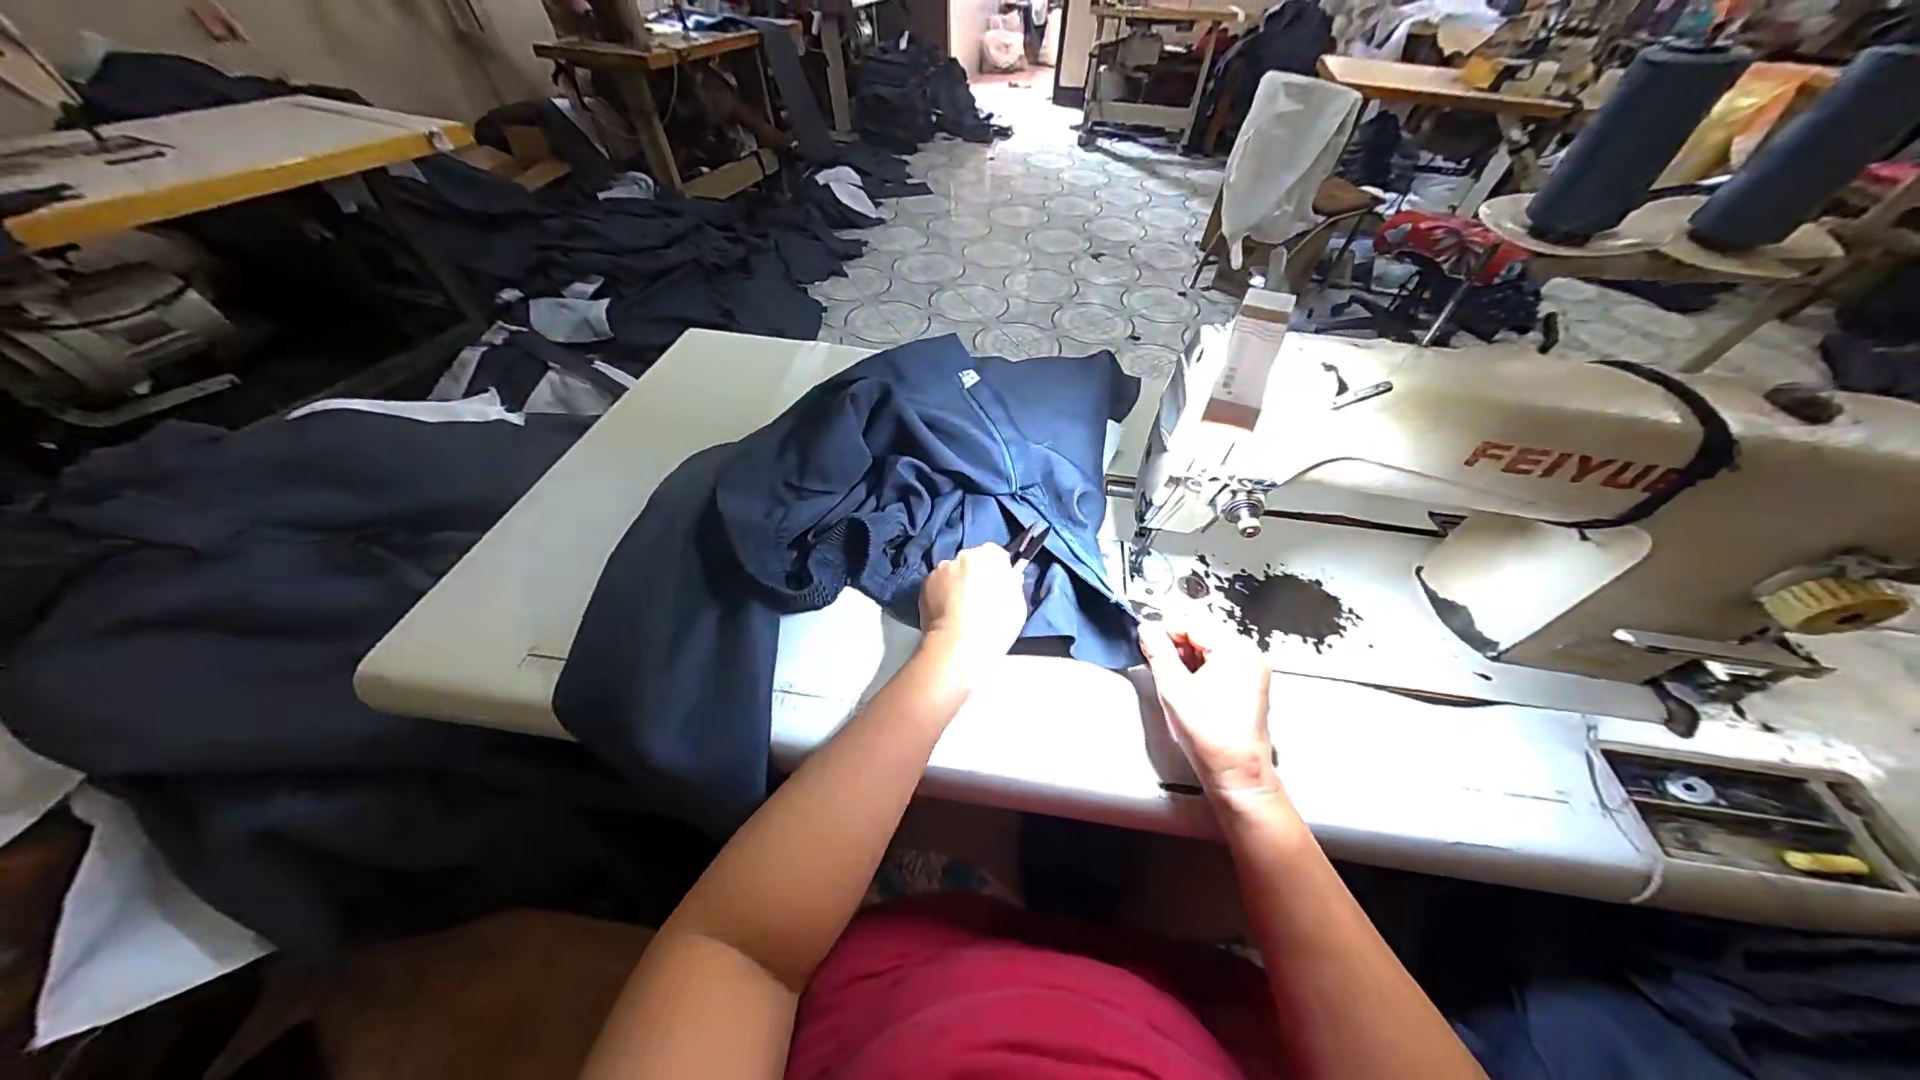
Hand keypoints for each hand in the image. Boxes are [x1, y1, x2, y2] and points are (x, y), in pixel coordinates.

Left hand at [919, 543, 1028, 670]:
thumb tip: (1008, 577)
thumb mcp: (1017, 605)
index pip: (995, 553)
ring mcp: (940, 570)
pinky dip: (942, 593)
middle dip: (975, 574)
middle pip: (971, 561)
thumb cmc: (994, 626)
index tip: (998, 582)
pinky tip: (947, 611)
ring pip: (952, 572)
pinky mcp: (924, 585)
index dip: (998, 567)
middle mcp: (961, 556)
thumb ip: (1013, 584)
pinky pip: (938, 585)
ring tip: (960, 607)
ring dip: (957, 583)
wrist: (956, 646)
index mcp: (987, 556)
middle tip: (979, 598)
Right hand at [1139, 622, 1278, 797]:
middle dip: (1175, 645)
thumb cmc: (1213, 735)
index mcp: (1236, 649)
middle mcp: (1249, 656)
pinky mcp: (1248, 685)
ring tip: (1173, 681)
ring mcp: (1251, 671)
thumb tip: (1147, 630)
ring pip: (1209, 649)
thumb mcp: (1172, 686)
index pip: (1192, 623)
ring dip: (1186, 658)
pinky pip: (1218, 665)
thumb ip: (1157, 651)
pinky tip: (1187, 688)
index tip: (1146, 639)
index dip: (1165, 630)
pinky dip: (1199, 670)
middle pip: (1202, 634)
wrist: (1236, 772)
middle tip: (1156, 661)